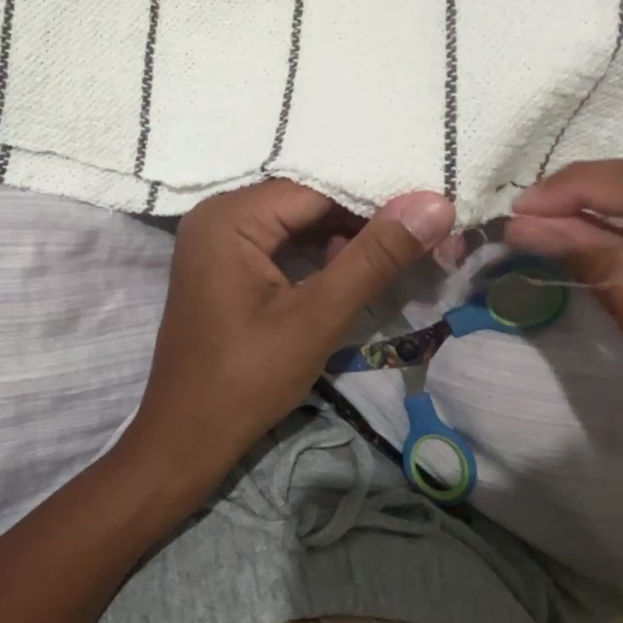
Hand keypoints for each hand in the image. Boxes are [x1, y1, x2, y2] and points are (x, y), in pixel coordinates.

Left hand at [119, 180, 455, 485]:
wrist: (186, 435)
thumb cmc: (246, 379)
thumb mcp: (317, 317)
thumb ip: (375, 257)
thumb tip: (435, 202)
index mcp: (229, 217)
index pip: (317, 187)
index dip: (377, 197)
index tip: (435, 210)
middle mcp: (217, 214)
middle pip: (305, 200)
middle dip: (364, 218)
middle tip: (429, 233)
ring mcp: (216, 239)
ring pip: (295, 221)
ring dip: (345, 236)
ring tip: (403, 251)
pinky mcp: (222, 263)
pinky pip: (278, 242)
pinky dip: (317, 252)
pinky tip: (354, 268)